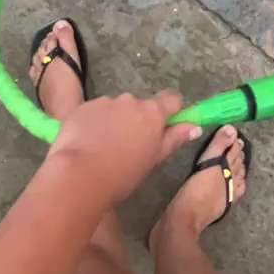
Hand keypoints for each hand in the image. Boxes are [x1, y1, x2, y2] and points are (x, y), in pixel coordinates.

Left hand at [45, 91, 202, 205]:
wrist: (78, 175)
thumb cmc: (122, 173)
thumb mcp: (153, 159)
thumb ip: (174, 138)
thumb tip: (195, 126)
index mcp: (152, 112)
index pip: (172, 98)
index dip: (171, 110)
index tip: (165, 126)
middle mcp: (131, 100)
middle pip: (140, 105)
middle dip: (137, 120)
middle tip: (128, 146)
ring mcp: (106, 101)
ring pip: (116, 109)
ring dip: (114, 121)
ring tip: (102, 148)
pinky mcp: (83, 107)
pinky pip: (94, 112)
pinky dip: (94, 123)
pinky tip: (86, 144)